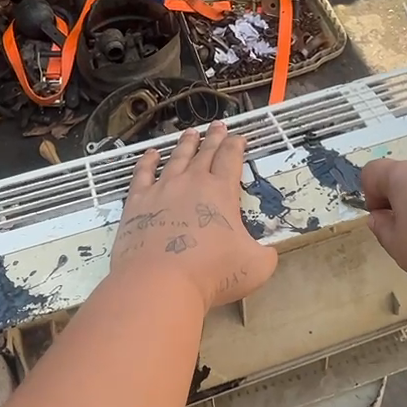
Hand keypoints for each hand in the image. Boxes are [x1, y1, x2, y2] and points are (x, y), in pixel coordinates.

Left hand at [110, 123, 277, 308]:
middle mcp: (191, 182)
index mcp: (220, 191)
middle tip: (218, 125)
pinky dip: (147, 162)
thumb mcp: (255, 267)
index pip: (231, 158)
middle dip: (214, 138)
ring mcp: (162, 189)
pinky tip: (151, 154)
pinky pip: (142, 174)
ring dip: (185, 144)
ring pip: (176, 158)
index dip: (236, 145)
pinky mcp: (138, 202)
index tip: (239, 137)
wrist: (160, 281)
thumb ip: (266, 255)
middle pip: (205, 152)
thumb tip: (269, 252)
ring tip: (191, 133)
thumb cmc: (211, 273)